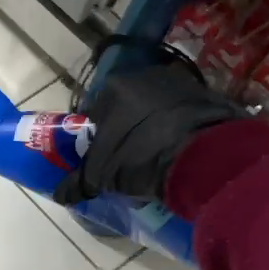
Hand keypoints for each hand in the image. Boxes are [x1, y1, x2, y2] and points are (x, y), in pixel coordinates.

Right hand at [54, 62, 250, 205]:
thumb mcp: (102, 175)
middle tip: (126, 164)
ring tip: (156, 160)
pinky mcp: (208, 95)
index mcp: (113, 87)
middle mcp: (145, 75)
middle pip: (125, 110)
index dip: (93, 140)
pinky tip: (179, 153)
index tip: (99, 161)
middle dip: (124, 133)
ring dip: (151, 131)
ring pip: (154, 111)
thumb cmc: (141, 156)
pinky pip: (182, 115)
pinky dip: (177, 131)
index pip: (93, 114)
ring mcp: (180, 82)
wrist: (206, 155)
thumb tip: (60, 194)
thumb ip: (78, 182)